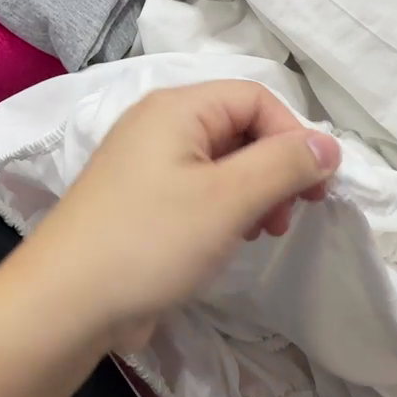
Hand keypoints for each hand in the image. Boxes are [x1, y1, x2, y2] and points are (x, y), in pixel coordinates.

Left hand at [4, 80, 341, 353]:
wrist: (68, 298)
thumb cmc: (151, 239)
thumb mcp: (227, 199)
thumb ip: (282, 165)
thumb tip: (328, 144)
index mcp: (175, 107)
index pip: (254, 97)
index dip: (293, 137)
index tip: (317, 191)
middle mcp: (158, 122)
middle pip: (238, 126)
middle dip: (274, 168)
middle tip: (286, 219)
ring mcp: (146, 160)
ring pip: (221, 160)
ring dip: (252, 192)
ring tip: (258, 234)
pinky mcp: (142, 196)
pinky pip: (198, 186)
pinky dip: (224, 207)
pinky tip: (228, 241)